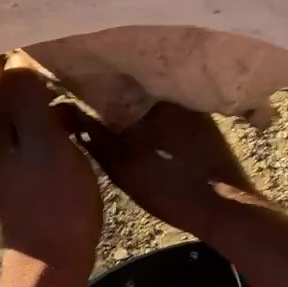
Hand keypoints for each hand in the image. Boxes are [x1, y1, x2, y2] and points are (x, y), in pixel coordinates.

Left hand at [0, 50, 102, 286]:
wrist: (52, 260)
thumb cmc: (54, 204)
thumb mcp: (47, 146)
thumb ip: (28, 99)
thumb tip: (16, 56)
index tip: (21, 13)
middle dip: (8, 54)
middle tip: (41, 31)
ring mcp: (6, 151)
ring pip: (9, 101)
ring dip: (26, 80)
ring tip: (56, 61)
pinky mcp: (24, 168)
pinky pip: (26, 123)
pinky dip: (39, 107)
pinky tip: (63, 107)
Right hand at [56, 101, 260, 239]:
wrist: (227, 210)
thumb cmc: (172, 187)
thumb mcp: (122, 165)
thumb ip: (91, 135)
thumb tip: (60, 109)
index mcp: (153, 93)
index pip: (113, 76)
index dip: (89, 82)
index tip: (69, 87)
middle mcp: (176, 93)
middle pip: (135, 86)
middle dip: (112, 92)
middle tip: (86, 102)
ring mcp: (195, 109)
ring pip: (154, 100)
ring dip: (136, 106)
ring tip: (111, 116)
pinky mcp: (208, 127)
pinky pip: (173, 114)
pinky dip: (157, 119)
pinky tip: (145, 132)